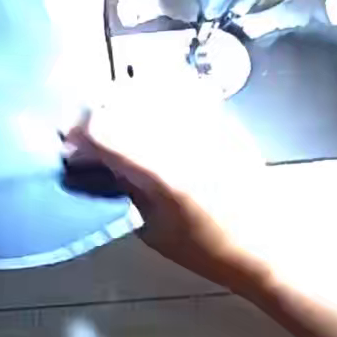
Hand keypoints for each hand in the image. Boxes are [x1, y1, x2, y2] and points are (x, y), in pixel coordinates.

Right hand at [65, 82, 298, 293]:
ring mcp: (206, 121)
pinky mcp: (223, 117)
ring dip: (123, 100)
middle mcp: (183, 136)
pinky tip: (151, 116)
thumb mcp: (151, 229)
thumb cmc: (206, 249)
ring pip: (149, 86)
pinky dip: (155, 94)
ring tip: (119, 124)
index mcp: (163, 172)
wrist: (268, 245)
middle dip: (94, 113)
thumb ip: (120, 189)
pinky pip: (180, 88)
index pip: (102, 127)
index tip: (68, 145)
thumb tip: (92, 161)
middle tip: (88, 137)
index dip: (76, 131)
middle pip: (121, 98)